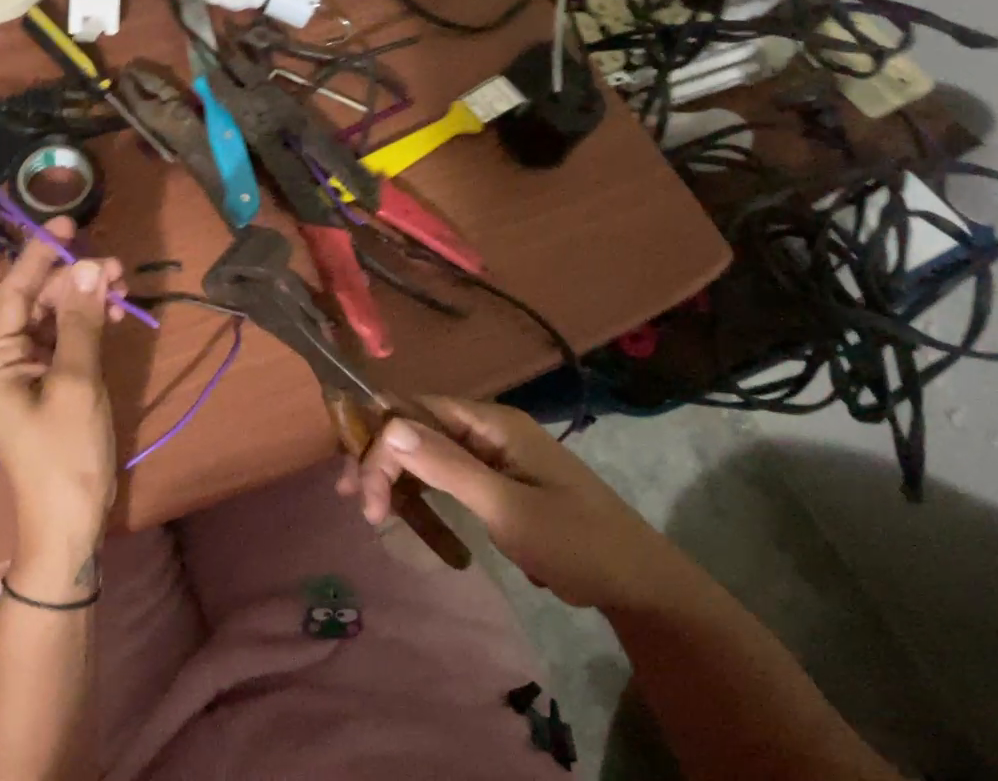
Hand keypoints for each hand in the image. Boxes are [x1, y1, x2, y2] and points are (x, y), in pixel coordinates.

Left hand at [0, 217, 123, 599]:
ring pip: (51, 318)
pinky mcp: (44, 385)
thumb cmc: (66, 455)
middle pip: (34, 301)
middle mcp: (0, 359)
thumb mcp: (76, 383)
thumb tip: (89, 267)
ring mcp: (22, 373)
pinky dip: (85, 326)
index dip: (40, 254)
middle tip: (116, 265)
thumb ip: (79, 323)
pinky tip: (114, 315)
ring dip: (84, 300)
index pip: (13, 290)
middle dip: (73, 278)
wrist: (68, 522)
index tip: (68, 222)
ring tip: (123, 286)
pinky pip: (61, 342)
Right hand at [338, 396, 690, 611]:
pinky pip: (440, 473)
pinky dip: (415, 489)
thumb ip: (448, 467)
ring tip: (368, 509)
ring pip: (422, 451)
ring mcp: (489, 454)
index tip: (364, 492)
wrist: (639, 586)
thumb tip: (389, 426)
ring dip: (391, 474)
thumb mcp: (508, 508)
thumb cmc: (577, 544)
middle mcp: (486, 429)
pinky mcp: (491, 480)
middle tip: (358, 503)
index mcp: (492, 423)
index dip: (380, 442)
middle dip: (379, 459)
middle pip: (412, 428)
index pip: (413, 412)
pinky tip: (397, 509)